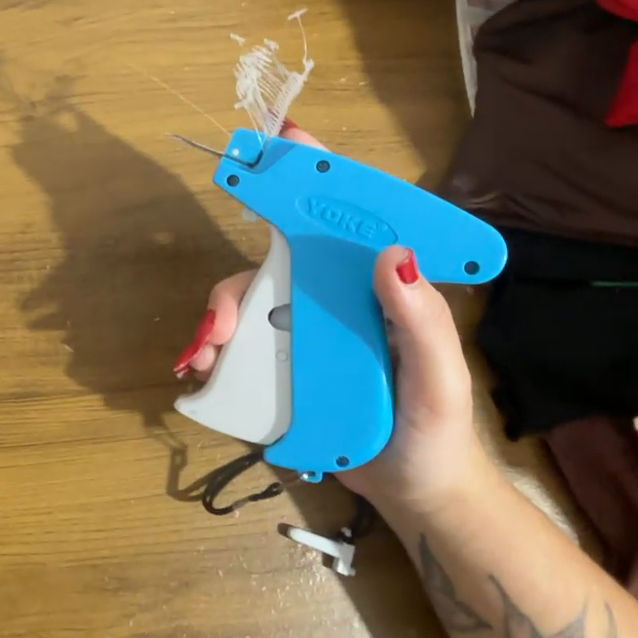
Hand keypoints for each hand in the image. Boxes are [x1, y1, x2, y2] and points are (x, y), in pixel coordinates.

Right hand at [177, 128, 493, 514]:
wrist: (413, 497)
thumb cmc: (433, 431)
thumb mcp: (439, 379)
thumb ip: (422, 324)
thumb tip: (389, 254)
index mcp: (368, 290)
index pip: (337, 226)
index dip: (307, 179)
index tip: (278, 140)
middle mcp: (327, 302)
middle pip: (267, 268)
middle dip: (231, 290)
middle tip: (217, 327)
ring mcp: (298, 335)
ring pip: (242, 305)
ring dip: (213, 324)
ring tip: (201, 360)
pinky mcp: (277, 370)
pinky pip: (234, 348)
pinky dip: (209, 352)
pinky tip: (198, 373)